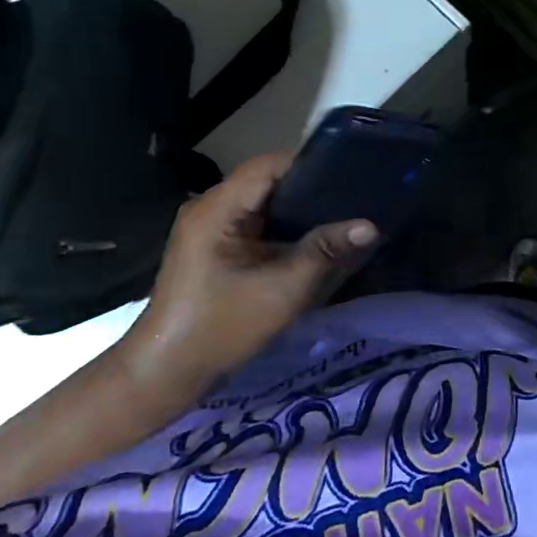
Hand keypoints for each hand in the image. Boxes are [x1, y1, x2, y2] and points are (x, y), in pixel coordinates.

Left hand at [121, 152, 377, 392]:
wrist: (166, 372)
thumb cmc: (221, 328)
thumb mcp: (281, 291)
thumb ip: (325, 252)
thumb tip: (370, 225)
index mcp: (217, 208)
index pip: (269, 165)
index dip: (310, 165)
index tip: (350, 176)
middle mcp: (209, 207)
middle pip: (266, 181)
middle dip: (310, 188)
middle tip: (354, 199)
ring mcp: (209, 227)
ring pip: (262, 203)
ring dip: (298, 210)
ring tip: (342, 215)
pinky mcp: (213, 246)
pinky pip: (254, 223)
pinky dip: (283, 228)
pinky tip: (313, 240)